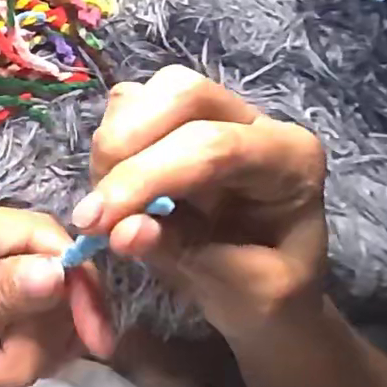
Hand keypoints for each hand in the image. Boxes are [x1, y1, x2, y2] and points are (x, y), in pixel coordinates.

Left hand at [0, 198, 115, 386]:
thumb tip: (56, 271)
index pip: (38, 232)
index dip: (73, 278)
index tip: (92, 337)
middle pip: (53, 270)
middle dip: (38, 333)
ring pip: (55, 303)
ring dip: (29, 352)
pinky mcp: (7, 293)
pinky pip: (46, 322)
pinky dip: (29, 355)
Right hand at [74, 65, 327, 339]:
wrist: (265, 289)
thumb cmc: (270, 294)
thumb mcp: (247, 293)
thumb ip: (184, 254)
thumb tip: (119, 230)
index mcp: (290, 159)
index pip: (213, 146)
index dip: (147, 177)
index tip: (97, 223)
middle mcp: (252, 121)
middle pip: (182, 93)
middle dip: (126, 143)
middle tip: (96, 208)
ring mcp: (212, 111)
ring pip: (149, 94)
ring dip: (112, 145)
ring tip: (106, 204)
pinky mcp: (174, 117)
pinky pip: (129, 104)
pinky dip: (109, 141)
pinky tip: (112, 185)